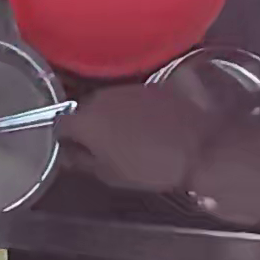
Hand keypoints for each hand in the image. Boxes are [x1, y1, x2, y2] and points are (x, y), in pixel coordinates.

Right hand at [56, 84, 212, 192]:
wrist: (200, 148)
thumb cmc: (149, 167)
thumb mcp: (109, 174)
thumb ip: (80, 161)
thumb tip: (65, 154)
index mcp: (85, 120)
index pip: (59, 124)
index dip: (63, 138)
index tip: (70, 150)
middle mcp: (101, 97)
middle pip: (82, 109)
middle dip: (86, 124)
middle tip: (96, 145)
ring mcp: (127, 88)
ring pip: (107, 101)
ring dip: (108, 115)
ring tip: (122, 135)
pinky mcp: (151, 85)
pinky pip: (129, 97)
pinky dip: (130, 109)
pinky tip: (143, 125)